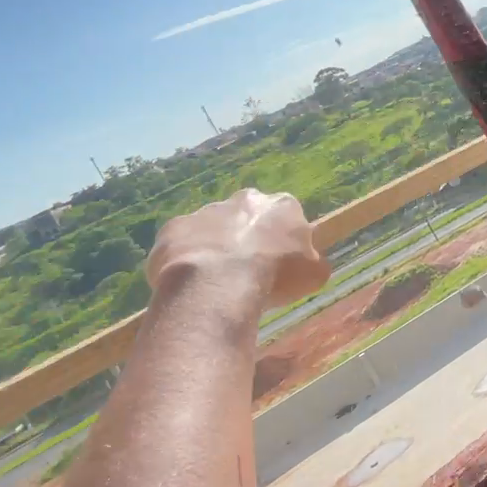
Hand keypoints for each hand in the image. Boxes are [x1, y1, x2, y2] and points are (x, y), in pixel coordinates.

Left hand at [146, 189, 330, 315]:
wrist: (217, 287)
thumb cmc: (275, 277)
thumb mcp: (313, 274)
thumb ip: (312, 262)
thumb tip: (308, 263)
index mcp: (283, 205)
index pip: (286, 216)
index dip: (282, 239)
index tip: (278, 261)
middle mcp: (246, 200)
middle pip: (247, 215)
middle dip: (245, 235)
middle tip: (244, 267)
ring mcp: (206, 212)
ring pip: (211, 227)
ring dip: (213, 246)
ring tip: (213, 280)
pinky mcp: (173, 229)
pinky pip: (179, 244)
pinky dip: (182, 258)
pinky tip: (187, 282)